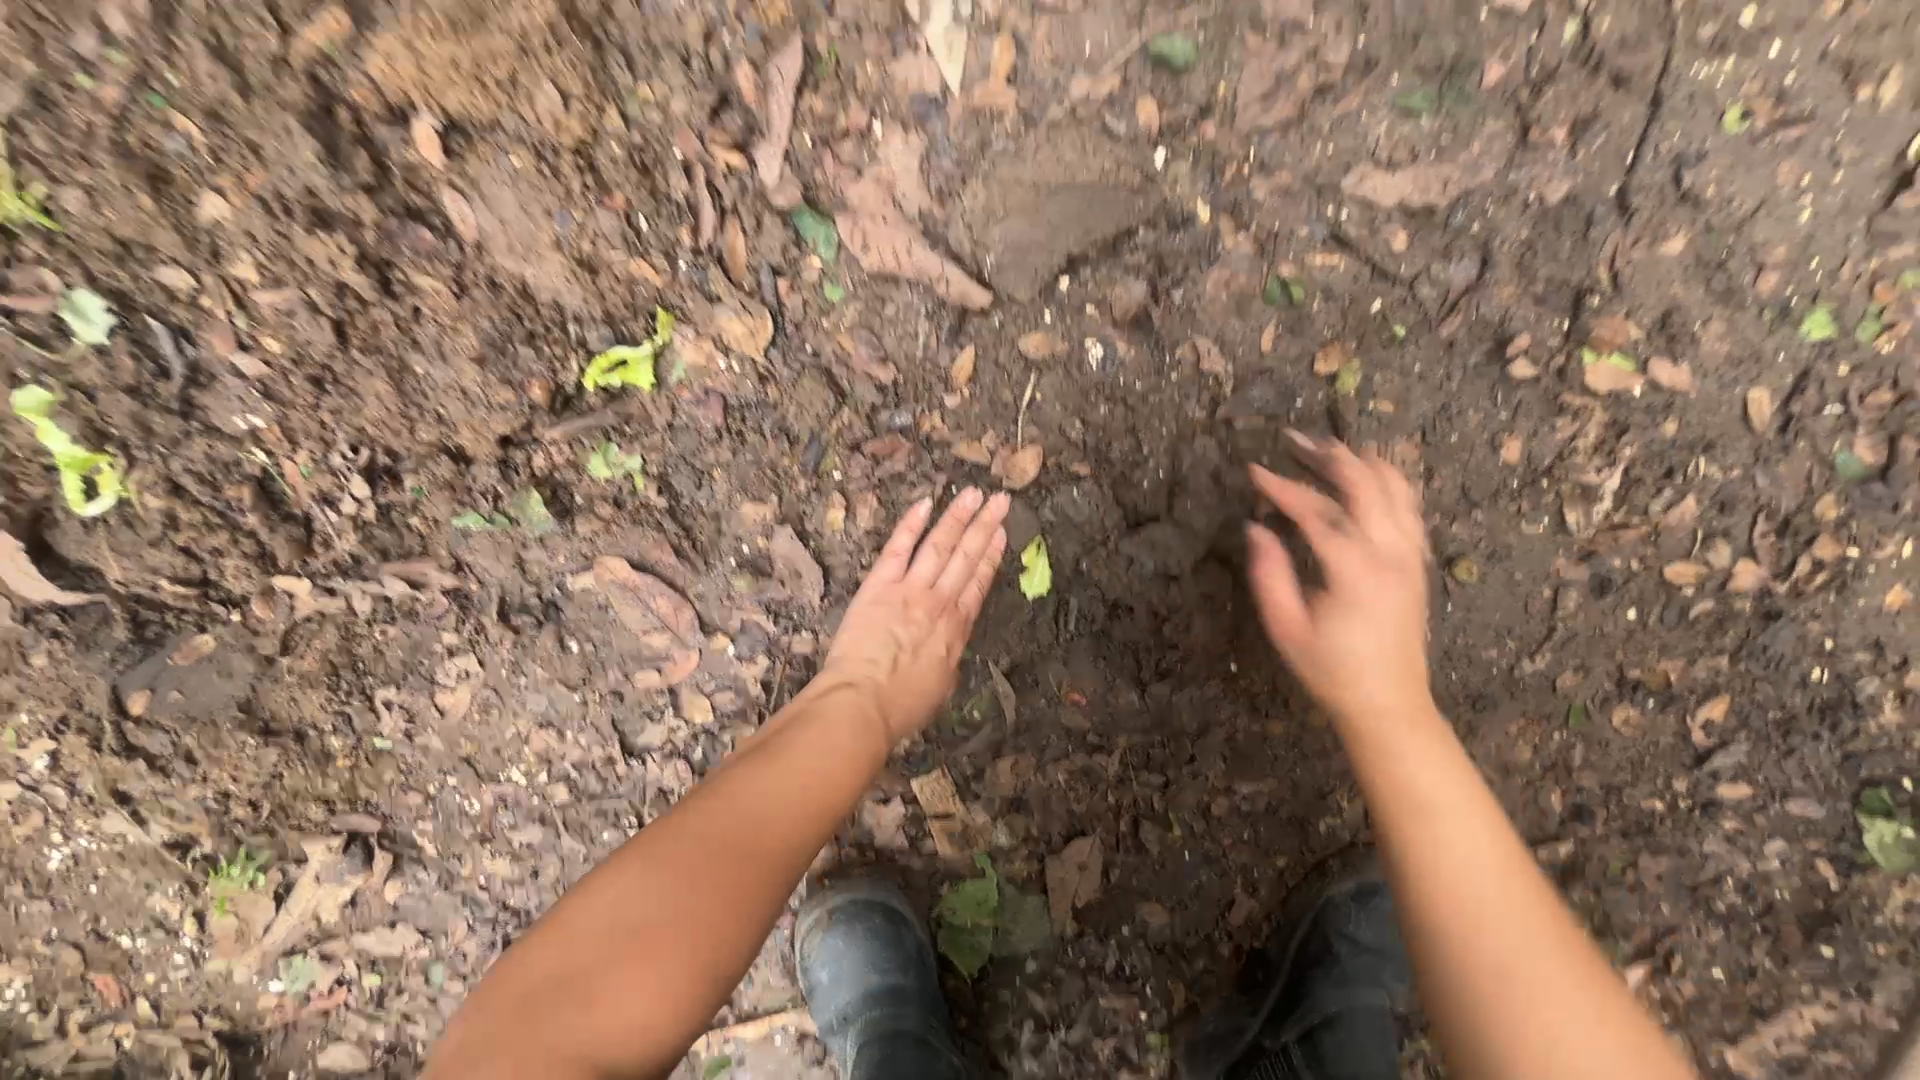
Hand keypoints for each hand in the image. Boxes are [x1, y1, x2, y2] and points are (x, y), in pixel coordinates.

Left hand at [816, 488, 1010, 744]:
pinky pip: (899, 548)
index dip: (991, 557)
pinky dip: (912, 524)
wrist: (863, 703)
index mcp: (956, 630)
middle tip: (1001, 499)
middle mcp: (938, 603)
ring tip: (974, 493)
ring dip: (958, 517)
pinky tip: (926, 503)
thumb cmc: (901, 706)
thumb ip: (948, 656)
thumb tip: (947, 645)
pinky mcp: (880, 585)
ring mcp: (909, 590)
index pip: (978, 584)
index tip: (1001, 534)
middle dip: (984, 526)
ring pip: (940, 545)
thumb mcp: (941, 685)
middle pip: (966, 558)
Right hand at [1246, 432, 1432, 727]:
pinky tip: (1368, 474)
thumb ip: (1270, 575)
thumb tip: (1257, 528)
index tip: (1253, 470)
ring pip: (1396, 488)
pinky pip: (1409, 507)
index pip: (1316, 511)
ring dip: (1363, 461)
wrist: (1388, 701)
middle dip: (1328, 456)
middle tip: (1294, 440)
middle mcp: (1390, 553)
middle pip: (1364, 484)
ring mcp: (1411, 555)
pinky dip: (1389, 481)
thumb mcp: (1286, 628)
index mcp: (1354, 570)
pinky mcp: (1418, 562)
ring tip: (1330, 447)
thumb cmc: (1330, 669)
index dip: (1283, 486)